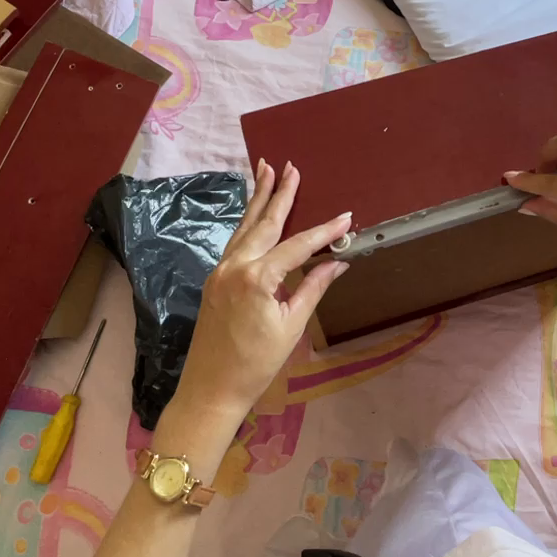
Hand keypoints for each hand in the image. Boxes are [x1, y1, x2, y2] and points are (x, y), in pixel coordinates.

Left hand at [170, 160, 350, 426]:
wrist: (210, 390)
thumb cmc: (256, 364)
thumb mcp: (292, 327)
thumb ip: (313, 288)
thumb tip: (338, 262)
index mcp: (257, 278)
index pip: (298, 245)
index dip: (324, 231)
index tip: (345, 216)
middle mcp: (235, 266)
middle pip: (264, 223)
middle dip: (278, 193)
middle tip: (289, 166)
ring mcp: (220, 271)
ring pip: (244, 227)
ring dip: (258, 199)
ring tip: (265, 171)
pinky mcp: (214, 279)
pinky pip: (235, 242)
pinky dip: (247, 222)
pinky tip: (254, 213)